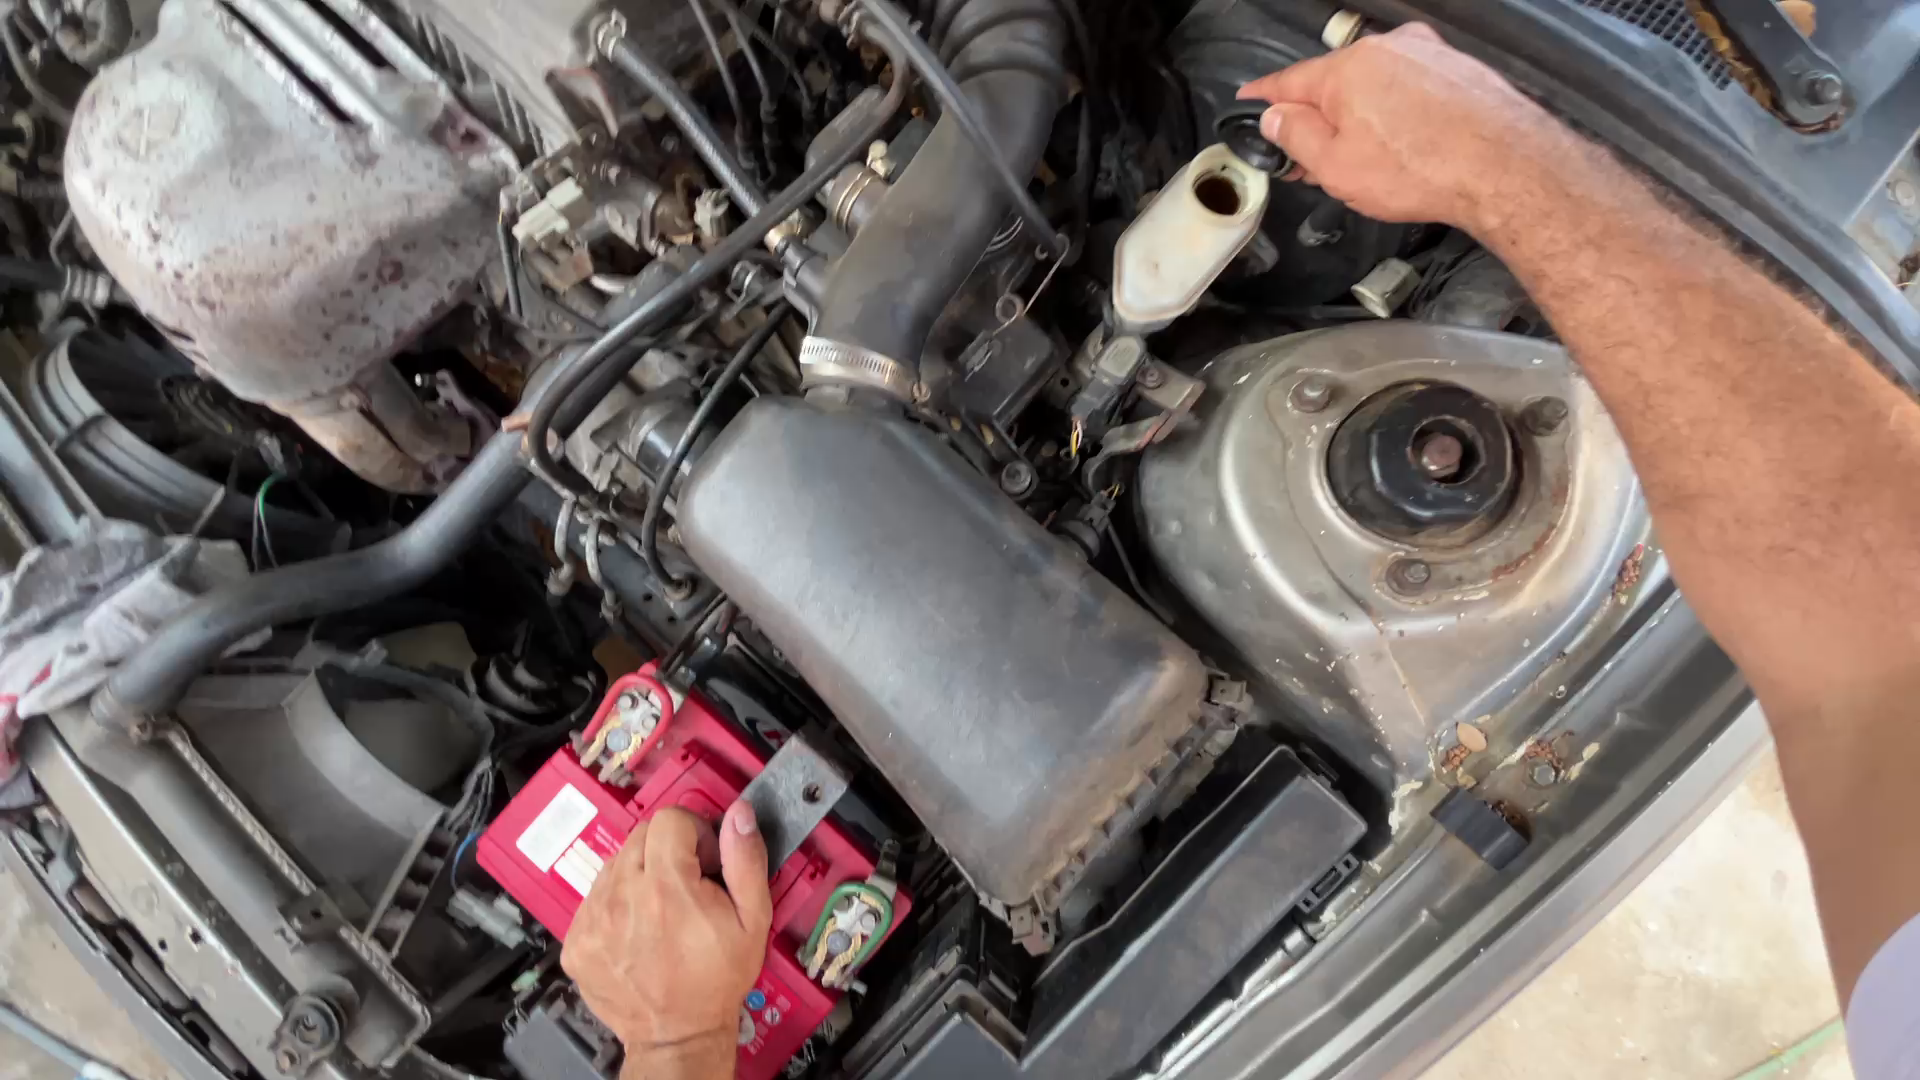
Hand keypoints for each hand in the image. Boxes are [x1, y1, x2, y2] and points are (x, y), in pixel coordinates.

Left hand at [562, 802, 771, 1077]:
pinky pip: (596, 893)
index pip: (669, 819)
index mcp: (666, 888)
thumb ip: (746, 858)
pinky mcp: (576, 941)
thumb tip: (738, 813)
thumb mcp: (754, 917)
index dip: (695, 832)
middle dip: (669, 847)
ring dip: (642, 871)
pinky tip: (639, 924)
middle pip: (641, 834)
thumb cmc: (719, 976)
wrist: (677, 1037)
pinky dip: (619, 898)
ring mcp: (591, 921)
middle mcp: (621, 898)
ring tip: (662, 905)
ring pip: (617, 861)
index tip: (705, 862)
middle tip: (687, 882)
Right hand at [1236, 24, 1582, 232]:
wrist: (1501, 165)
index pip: (1289, 80)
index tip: (1247, 101)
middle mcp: (1387, 48)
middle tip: (1301, 161)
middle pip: (1330, 83)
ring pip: (1367, 86)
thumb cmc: (1417, 169)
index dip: (1263, 96)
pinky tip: (1389, 148)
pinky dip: (1384, 114)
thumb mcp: (1333, 165)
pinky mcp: (1452, 68)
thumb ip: (1296, 136)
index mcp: (1348, 69)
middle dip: (1312, 119)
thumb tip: (1276, 116)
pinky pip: (1401, 87)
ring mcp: (1425, 53)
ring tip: (1351, 163)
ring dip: (1350, 119)